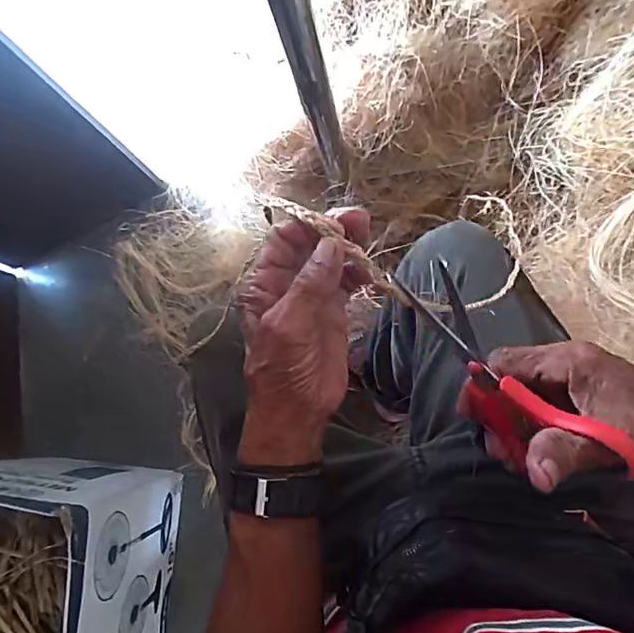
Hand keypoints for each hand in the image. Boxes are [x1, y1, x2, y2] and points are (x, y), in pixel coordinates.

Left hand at [239, 208, 371, 463]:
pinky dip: (357, 271)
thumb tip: (331, 245)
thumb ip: (309, 285)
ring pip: (331, 260)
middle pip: (311, 245)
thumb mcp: (289, 325)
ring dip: (349, 247)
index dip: (308, 226)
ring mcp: (312, 296)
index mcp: (265, 284)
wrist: (298, 412)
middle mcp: (287, 284)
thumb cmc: (283, 371)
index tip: (335, 220)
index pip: (284, 241)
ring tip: (368, 239)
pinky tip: (368, 271)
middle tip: (360, 221)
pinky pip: (345, 281)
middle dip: (334, 230)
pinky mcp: (333, 311)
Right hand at [471, 341, 633, 496]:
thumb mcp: (605, 442)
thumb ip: (563, 453)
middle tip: (502, 451)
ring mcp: (574, 380)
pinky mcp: (581, 397)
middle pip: (510, 381)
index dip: (482, 388)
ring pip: (524, 397)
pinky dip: (534, 430)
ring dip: (516, 428)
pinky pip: (542, 407)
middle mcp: (567, 363)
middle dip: (499, 417)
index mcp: (569, 360)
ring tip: (522, 458)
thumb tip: (532, 475)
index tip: (474, 419)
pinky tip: (541, 452)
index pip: (504, 361)